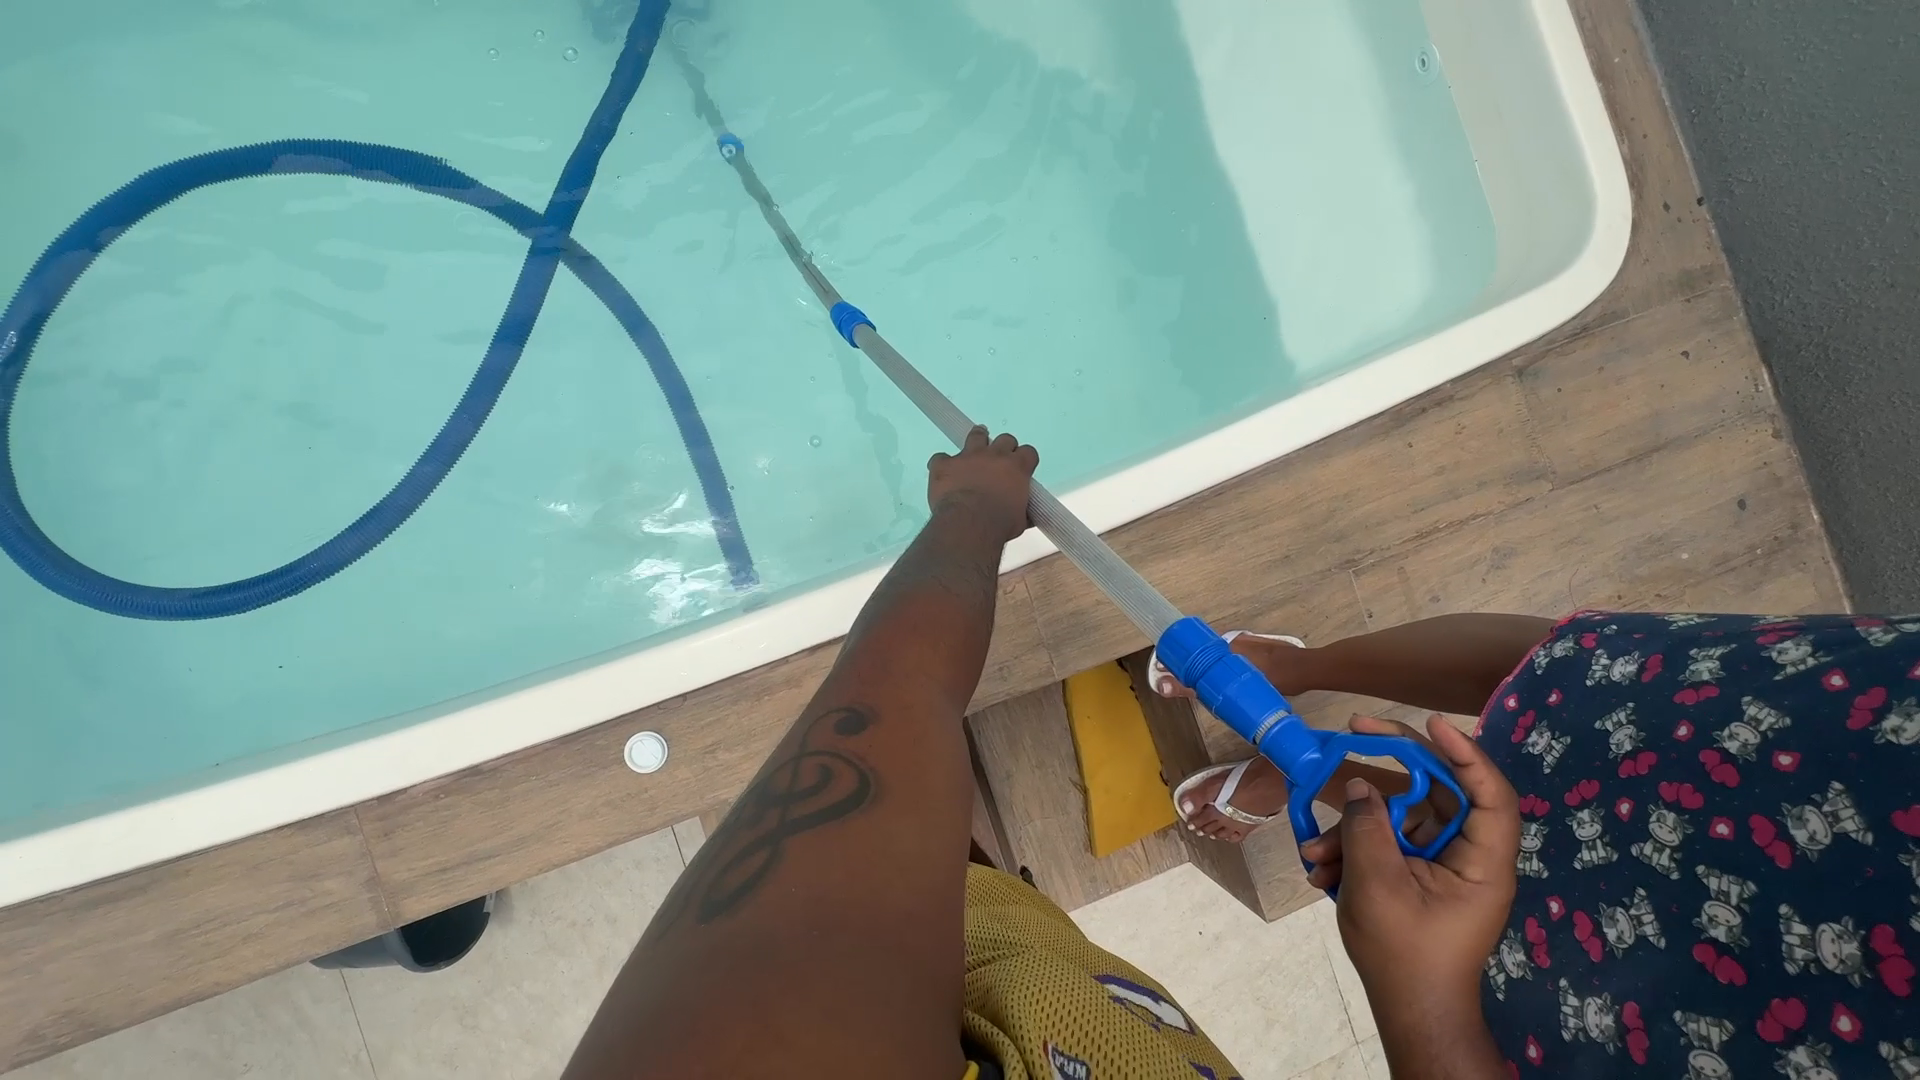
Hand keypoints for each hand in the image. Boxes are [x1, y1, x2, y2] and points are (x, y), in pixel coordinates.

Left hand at [926, 427, 1037, 543]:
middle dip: (1002, 448)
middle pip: (1004, 439)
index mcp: (1017, 467)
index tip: (1020, 469)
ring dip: (976, 441)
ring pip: (975, 436)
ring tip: (973, 452)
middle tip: (997, 463)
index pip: (1028, 453)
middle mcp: (994, 455)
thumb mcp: (1020, 520)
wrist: (969, 525)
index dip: (1023, 460)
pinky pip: (940, 458)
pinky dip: (942, 466)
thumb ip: (1022, 509)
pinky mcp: (944, 464)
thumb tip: (1025, 514)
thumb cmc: (1000, 525)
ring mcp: (968, 456)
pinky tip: (943, 476)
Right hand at [1302, 715, 1517, 1077]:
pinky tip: (1320, 867)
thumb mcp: (1377, 884)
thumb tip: (1360, 787)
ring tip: (1315, 852)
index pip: (1490, 795)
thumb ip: (1367, 827)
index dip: (1466, 753)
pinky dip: (1351, 848)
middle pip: (1437, 791)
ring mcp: (1440, 863)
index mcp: (1482, 863)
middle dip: (1389, 765)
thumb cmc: (1404, 952)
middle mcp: (1467, 855)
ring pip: (1400, 817)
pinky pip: (1385, 841)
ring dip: (1352, 827)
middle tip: (1353, 730)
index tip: (1432, 723)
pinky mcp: (1415, 872)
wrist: (1408, 1010)